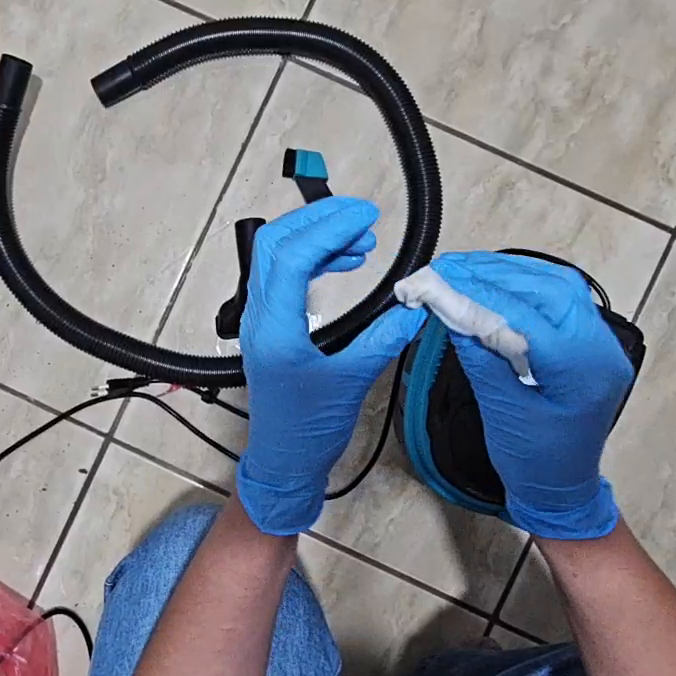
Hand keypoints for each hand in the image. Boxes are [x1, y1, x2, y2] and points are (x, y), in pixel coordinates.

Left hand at [236, 198, 426, 534]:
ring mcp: (261, 320)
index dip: (330, 227)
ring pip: (278, 257)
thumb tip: (415, 304)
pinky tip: (345, 262)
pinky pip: (285, 277)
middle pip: (276, 243)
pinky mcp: (270, 326)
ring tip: (361, 240)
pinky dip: (314, 260)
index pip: (294, 256)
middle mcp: (260, 316)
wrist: (283, 460)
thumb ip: (383, 338)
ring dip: (317, 238)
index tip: (366, 216)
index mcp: (275, 327)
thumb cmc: (310, 428)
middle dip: (317, 219)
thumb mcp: (352, 382)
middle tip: (362, 214)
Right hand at [429, 252, 635, 538]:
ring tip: (460, 269)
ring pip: (555, 284)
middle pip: (547, 287)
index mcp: (581, 371)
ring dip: (506, 272)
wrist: (561, 489)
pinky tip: (491, 280)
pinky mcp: (588, 340)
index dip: (478, 291)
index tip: (436, 279)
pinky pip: (558, 297)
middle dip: (492, 272)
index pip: (526, 313)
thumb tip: (449, 306)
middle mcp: (600, 348)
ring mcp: (600, 342)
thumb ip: (480, 353)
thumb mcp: (499, 409)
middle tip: (444, 267)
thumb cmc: (531, 461)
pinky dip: (521, 283)